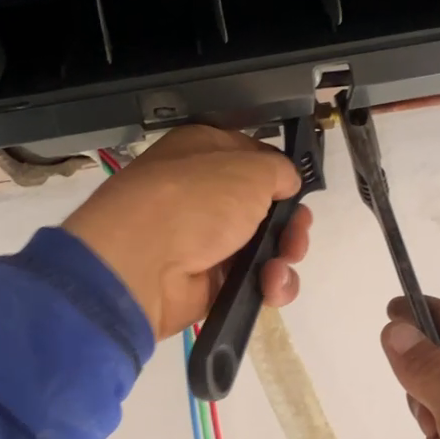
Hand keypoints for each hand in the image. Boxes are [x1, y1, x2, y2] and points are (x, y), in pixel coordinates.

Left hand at [63, 126, 311, 341]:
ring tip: (279, 265)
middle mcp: (202, 193)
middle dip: (290, 223)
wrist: (142, 264)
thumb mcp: (251, 169)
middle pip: (264, 207)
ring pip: (263, 247)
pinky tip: (270, 286)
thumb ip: (279, 171)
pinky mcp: (209, 282)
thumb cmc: (195, 199)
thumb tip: (285, 184)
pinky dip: (268, 284)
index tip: (297, 188)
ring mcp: (205, 240)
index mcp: (203, 152)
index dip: (279, 172)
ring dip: (282, 257)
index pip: (252, 156)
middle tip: (296, 234)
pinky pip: (252, 281)